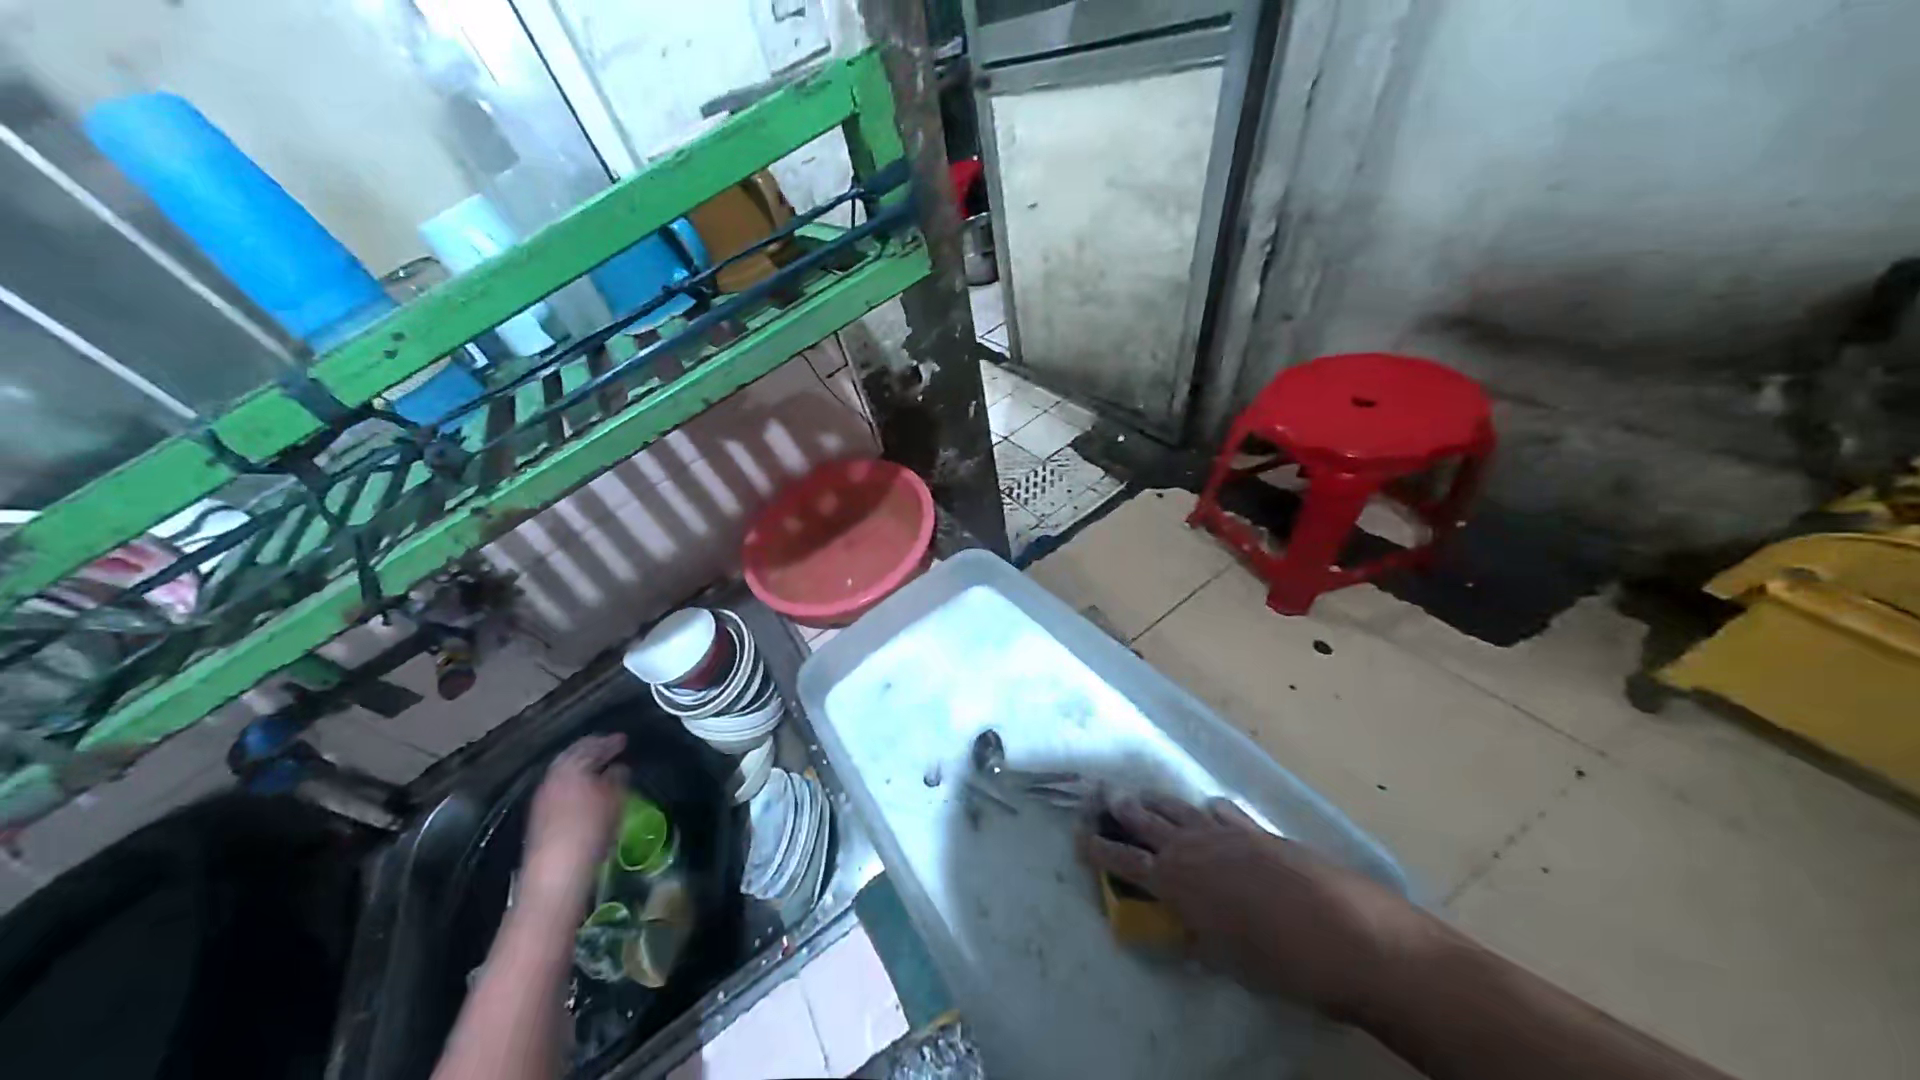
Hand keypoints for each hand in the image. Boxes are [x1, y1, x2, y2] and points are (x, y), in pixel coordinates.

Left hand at [520, 734, 627, 916]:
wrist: (554, 874)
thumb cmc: (590, 832)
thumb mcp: (614, 801)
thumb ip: (618, 778)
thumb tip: (619, 767)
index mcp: (571, 769)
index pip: (591, 746)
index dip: (609, 741)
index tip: (623, 739)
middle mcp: (553, 778)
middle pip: (573, 756)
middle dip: (592, 749)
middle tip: (610, 747)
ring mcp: (543, 797)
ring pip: (565, 772)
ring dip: (582, 766)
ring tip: (600, 768)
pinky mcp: (539, 815)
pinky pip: (559, 786)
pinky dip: (574, 781)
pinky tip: (585, 790)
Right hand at [1080, 792, 1452, 1019]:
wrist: (1354, 938)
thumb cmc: (1283, 963)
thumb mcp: (1229, 962)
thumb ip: (1201, 939)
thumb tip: (1189, 932)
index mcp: (1180, 884)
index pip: (1127, 861)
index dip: (1100, 850)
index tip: (1078, 838)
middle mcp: (1196, 850)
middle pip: (1149, 823)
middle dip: (1122, 810)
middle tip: (1101, 795)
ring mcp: (1230, 836)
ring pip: (1182, 811)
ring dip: (1158, 803)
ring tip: (1142, 794)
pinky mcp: (1262, 834)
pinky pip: (1226, 815)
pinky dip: (1210, 811)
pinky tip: (1209, 809)